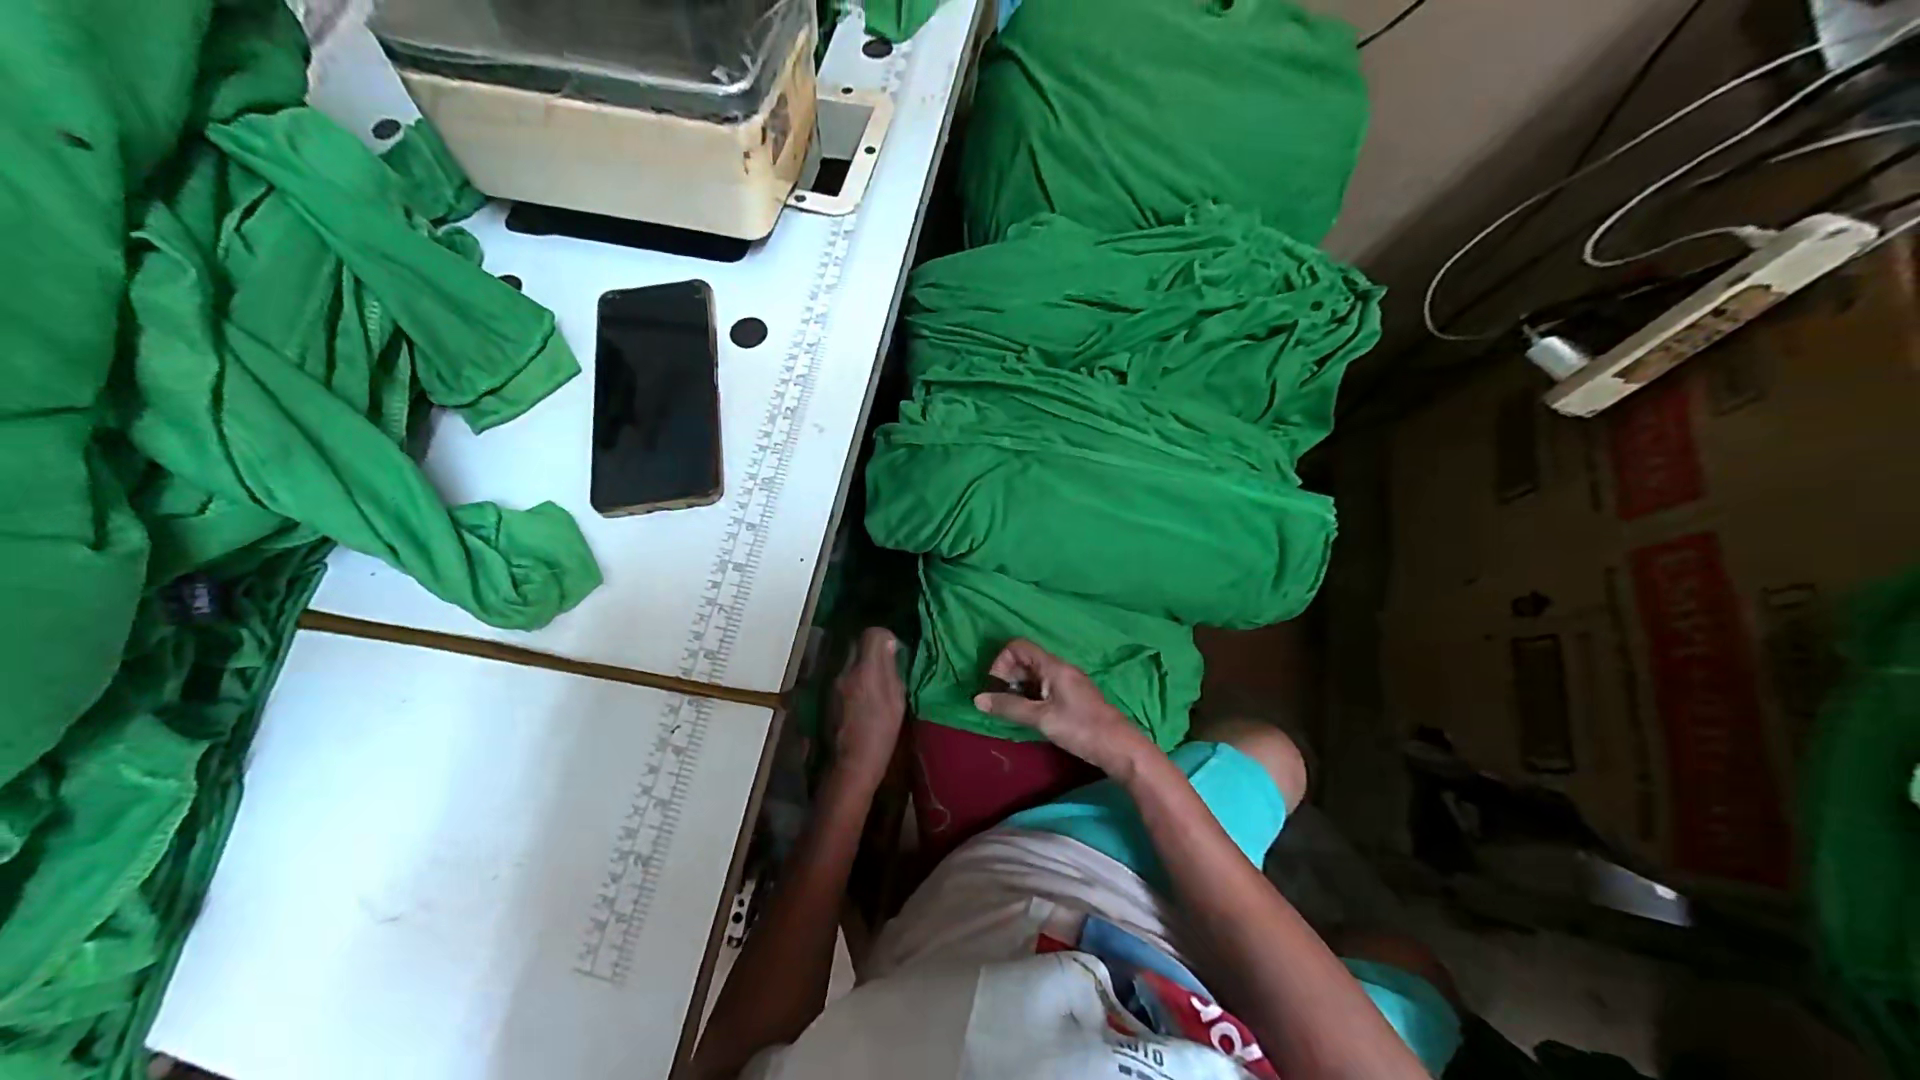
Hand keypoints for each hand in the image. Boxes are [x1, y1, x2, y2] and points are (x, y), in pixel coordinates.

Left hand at [830, 627, 905, 788]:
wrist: (851, 763)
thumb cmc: (881, 735)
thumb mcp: (897, 701)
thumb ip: (891, 669)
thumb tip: (889, 644)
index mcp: (866, 672)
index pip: (872, 634)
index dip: (884, 636)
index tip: (893, 648)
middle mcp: (844, 671)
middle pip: (856, 643)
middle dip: (870, 647)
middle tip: (883, 662)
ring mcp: (831, 681)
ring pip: (846, 657)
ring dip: (859, 661)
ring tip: (871, 678)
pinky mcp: (824, 692)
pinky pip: (839, 672)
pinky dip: (850, 674)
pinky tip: (858, 691)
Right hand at [973, 639, 1159, 781]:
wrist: (1119, 748)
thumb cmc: (1080, 728)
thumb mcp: (1041, 718)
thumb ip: (1009, 707)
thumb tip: (978, 699)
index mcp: (1053, 666)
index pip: (1018, 647)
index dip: (1001, 662)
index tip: (996, 687)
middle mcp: (1060, 669)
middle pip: (1025, 660)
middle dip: (1007, 677)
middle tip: (1001, 703)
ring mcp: (1068, 683)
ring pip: (1034, 675)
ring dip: (1018, 689)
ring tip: (1013, 711)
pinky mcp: (1072, 697)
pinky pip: (1044, 687)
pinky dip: (1031, 696)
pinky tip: (1030, 716)